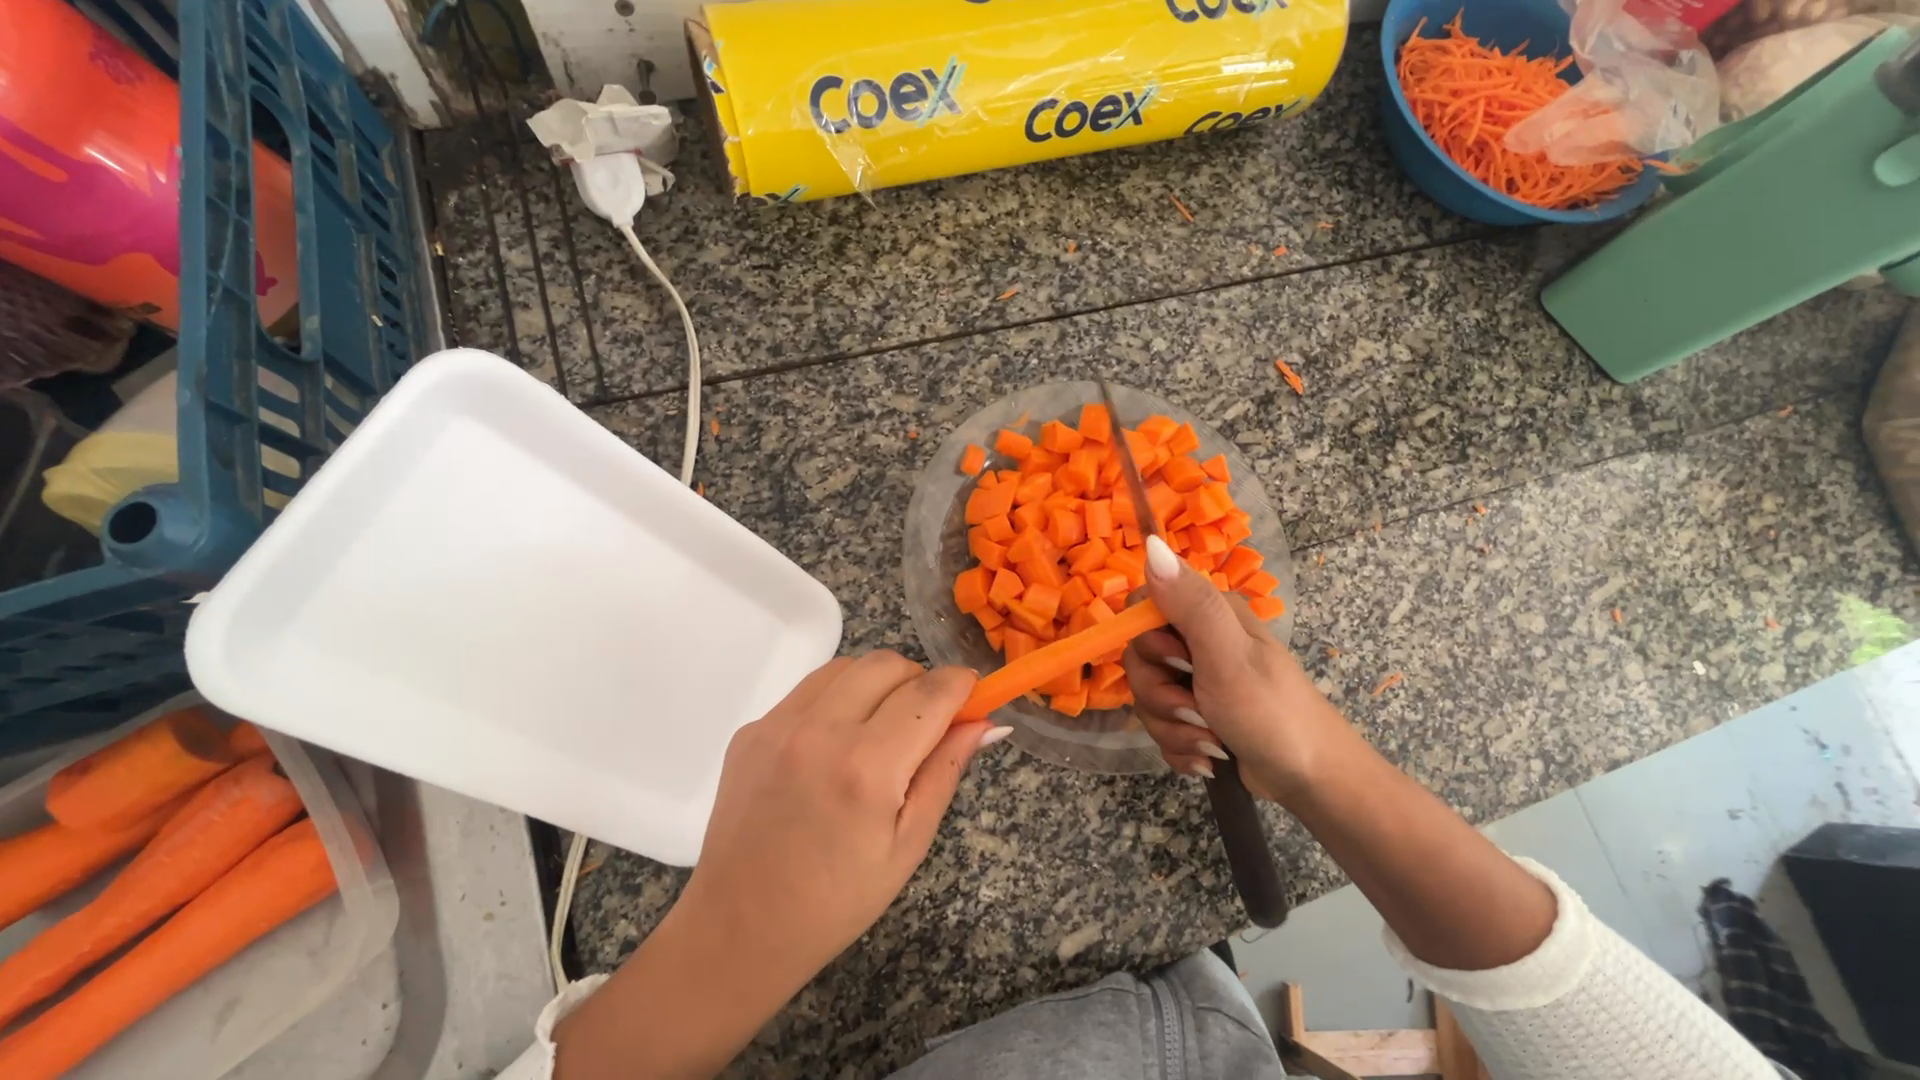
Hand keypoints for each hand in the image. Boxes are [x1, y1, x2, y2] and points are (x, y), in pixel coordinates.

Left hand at [678, 652, 1007, 986]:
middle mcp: (819, 731)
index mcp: (866, 767)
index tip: (974, 692)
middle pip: (887, 665)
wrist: (739, 926)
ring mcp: (777, 725)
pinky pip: (807, 691)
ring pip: (845, 667)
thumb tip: (984, 722)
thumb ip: (946, 771)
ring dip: (875, 684)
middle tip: (925, 722)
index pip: (929, 693)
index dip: (961, 684)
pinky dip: (835, 702)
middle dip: (918, 682)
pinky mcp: (751, 730)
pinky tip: (833, 748)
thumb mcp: (908, 844)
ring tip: (879, 731)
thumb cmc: (836, 901)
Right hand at [1121, 535, 1356, 804]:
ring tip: (1211, 742)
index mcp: (1209, 616)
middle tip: (1197, 711)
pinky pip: (1161, 729)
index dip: (1146, 640)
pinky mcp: (1195, 718)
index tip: (1175, 662)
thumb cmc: (1272, 712)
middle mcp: (1199, 643)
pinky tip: (1208, 758)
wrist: (1311, 780)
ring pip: (1147, 700)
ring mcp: (1196, 683)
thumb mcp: (1227, 654)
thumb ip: (1189, 603)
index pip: (1143, 608)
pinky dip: (1180, 748)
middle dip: (1160, 697)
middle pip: (1139, 660)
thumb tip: (1152, 546)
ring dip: (1173, 729)